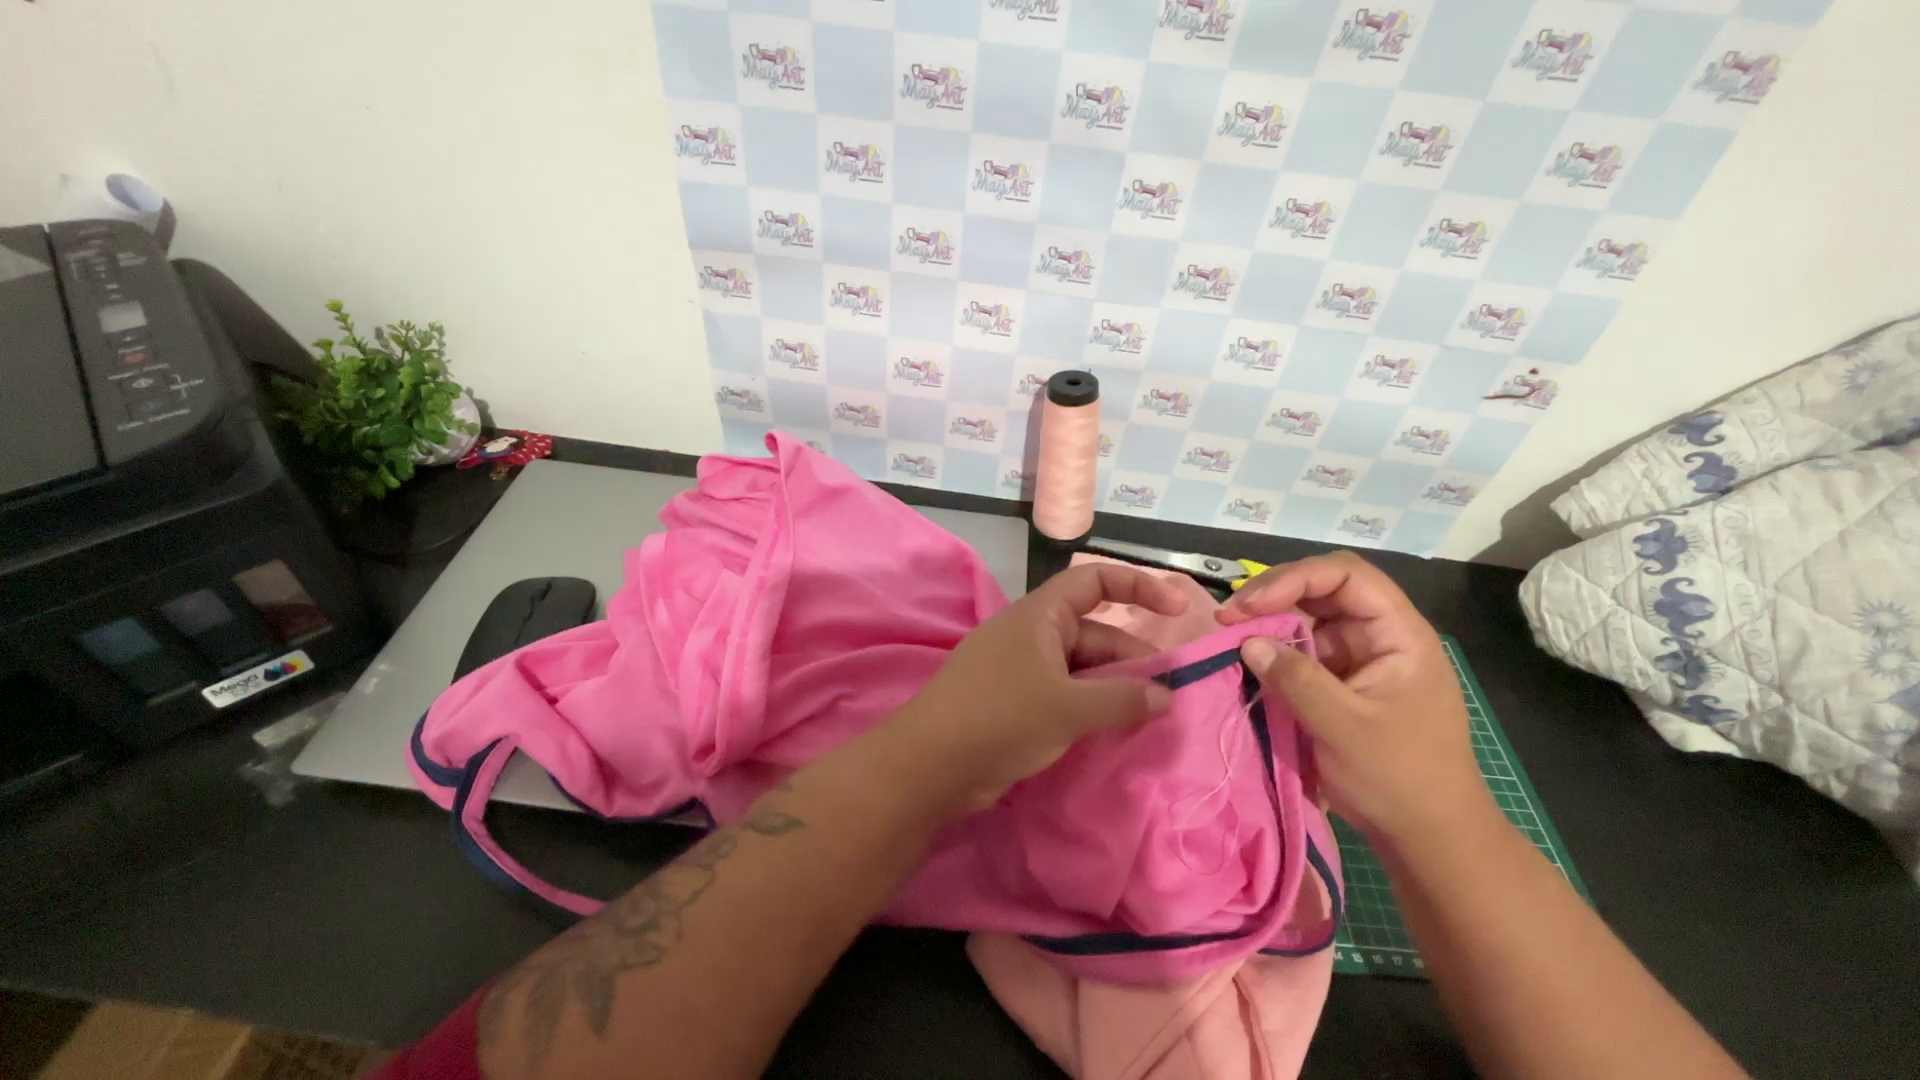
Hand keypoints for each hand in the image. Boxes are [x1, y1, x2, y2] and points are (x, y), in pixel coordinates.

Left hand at [881, 563, 1186, 815]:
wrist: (930, 765)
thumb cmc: (1001, 718)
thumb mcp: (1069, 708)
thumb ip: (1123, 700)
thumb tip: (1166, 696)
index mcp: (1040, 616)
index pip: (1095, 582)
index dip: (1139, 586)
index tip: (1178, 610)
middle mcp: (1030, 635)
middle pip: (1093, 632)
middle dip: (1131, 659)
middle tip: (1168, 695)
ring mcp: (1018, 670)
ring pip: (1079, 669)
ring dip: (1112, 689)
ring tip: (1147, 717)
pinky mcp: (1012, 703)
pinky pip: (1062, 695)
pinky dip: (1088, 708)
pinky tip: (1111, 732)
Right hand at [1220, 552, 1494, 846]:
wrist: (1429, 838)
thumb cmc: (1398, 779)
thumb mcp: (1343, 728)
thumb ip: (1295, 680)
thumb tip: (1247, 641)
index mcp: (1399, 635)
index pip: (1348, 576)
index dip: (1296, 578)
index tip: (1250, 605)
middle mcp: (1381, 638)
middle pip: (1325, 592)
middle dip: (1275, 597)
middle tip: (1228, 619)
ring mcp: (1361, 662)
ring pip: (1309, 623)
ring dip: (1270, 626)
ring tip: (1231, 639)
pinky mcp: (1343, 687)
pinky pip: (1304, 656)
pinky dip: (1275, 656)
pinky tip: (1248, 665)